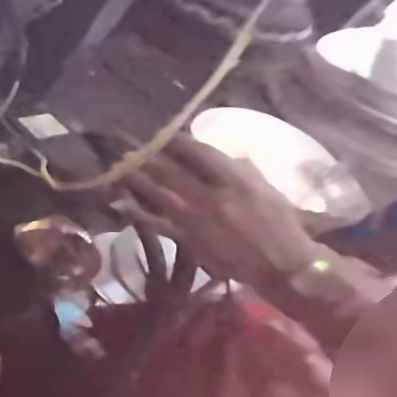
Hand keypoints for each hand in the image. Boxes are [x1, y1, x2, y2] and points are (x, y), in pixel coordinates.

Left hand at [119, 135, 320, 287]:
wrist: (278, 264)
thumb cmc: (279, 224)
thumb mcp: (267, 190)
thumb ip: (243, 171)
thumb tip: (224, 154)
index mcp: (235, 181)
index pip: (201, 155)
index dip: (178, 142)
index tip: (161, 132)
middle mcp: (210, 196)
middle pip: (171, 172)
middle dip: (148, 158)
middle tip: (127, 147)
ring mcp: (193, 217)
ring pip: (158, 193)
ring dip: (136, 179)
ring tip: (117, 166)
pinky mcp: (183, 236)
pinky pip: (154, 222)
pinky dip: (135, 212)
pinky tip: (117, 202)